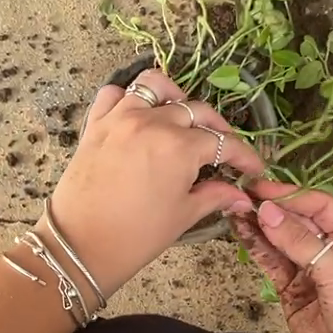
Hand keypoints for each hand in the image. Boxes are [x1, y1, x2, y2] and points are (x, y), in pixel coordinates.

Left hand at [46, 69, 264, 293]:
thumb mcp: (182, 216)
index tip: (254, 168)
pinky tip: (140, 115)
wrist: (79, 246)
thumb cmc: (135, 237)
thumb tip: (242, 196)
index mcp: (179, 147)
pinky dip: (130, 98)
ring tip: (181, 117)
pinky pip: (114, 94)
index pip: (224, 142)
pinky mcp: (95, 124)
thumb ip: (214, 196)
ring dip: (175, 98)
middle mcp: (152, 123)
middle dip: (217, 129)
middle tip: (224, 149)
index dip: (244, 156)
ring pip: (155, 86)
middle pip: (196, 111)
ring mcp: (120, 118)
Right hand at [230, 182, 332, 332]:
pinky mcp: (293, 299)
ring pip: (282, 245)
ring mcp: (312, 278)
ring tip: (233, 211)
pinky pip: (274, 268)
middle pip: (299, 224)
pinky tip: (241, 235)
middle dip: (272, 210)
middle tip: (239, 198)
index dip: (291, 196)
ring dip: (260, 228)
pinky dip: (258, 251)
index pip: (321, 207)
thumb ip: (300, 243)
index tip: (259, 190)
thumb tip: (265, 211)